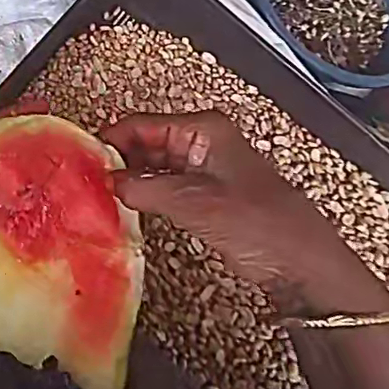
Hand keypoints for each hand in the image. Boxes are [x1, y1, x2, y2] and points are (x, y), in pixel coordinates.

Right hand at [101, 112, 388, 317]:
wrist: (303, 264)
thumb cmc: (260, 223)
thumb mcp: (194, 203)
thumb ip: (145, 189)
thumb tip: (110, 181)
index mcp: (203, 129)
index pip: (143, 124)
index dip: (112, 139)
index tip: (85, 157)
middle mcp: (203, 142)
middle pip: (146, 142)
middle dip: (120, 160)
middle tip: (90, 180)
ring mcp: (205, 169)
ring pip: (154, 165)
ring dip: (132, 180)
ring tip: (104, 196)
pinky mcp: (207, 194)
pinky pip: (166, 186)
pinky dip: (147, 195)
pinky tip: (129, 208)